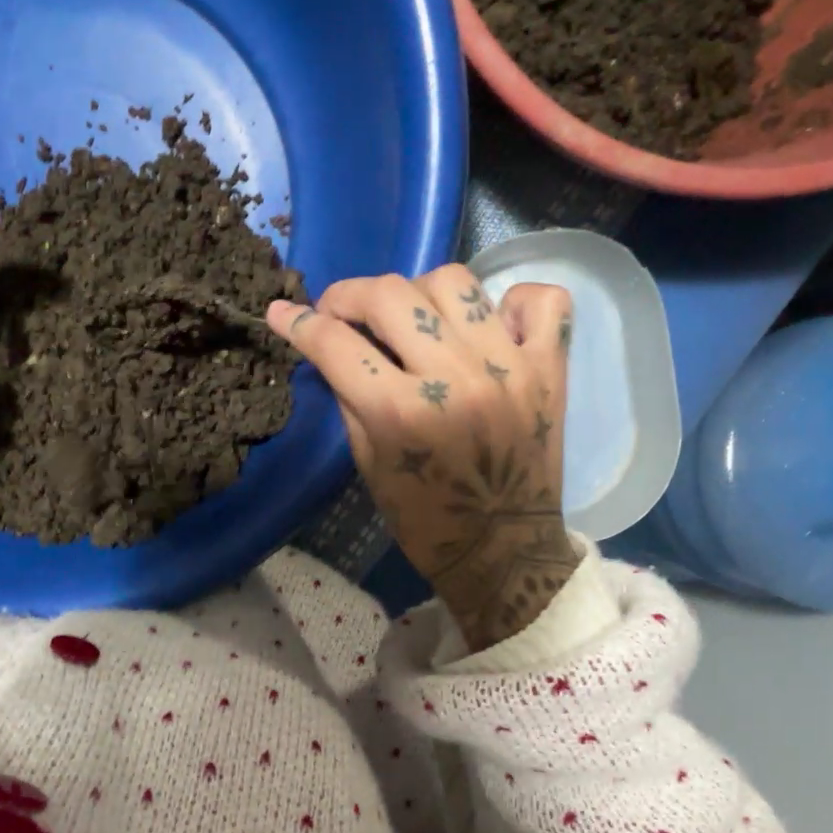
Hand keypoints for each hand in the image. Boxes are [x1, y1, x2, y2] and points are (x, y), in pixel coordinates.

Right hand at [266, 266, 576, 651]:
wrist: (504, 551)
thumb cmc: (426, 519)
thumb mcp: (369, 464)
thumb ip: (351, 398)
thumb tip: (333, 348)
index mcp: (400, 413)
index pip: (336, 343)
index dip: (297, 323)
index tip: (282, 313)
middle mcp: (455, 378)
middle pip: (390, 295)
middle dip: (349, 296)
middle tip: (343, 313)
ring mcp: (508, 366)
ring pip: (455, 281)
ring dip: (420, 292)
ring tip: (415, 319)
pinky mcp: (550, 368)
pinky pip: (541, 298)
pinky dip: (512, 299)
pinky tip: (490, 322)